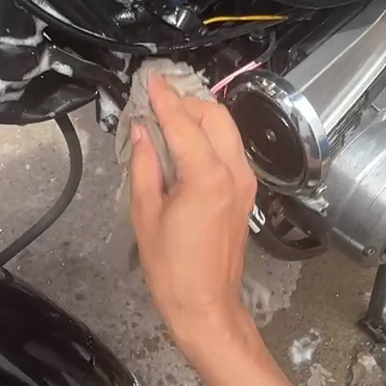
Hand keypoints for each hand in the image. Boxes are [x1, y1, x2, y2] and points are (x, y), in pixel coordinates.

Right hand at [128, 74, 262, 356]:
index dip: (164, 99)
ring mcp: (245, 183)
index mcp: (207, 177)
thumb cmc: (172, 269)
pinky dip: (210, 138)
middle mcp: (234, 173)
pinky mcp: (246, 194)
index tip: (150, 81)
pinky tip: (185, 145)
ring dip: (200, 118)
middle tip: (157, 103)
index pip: (184, 123)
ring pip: (227, 130)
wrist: (206, 305)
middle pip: (215, 116)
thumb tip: (139, 132)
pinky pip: (230, 150)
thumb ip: (144, 166)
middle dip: (186, 102)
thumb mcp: (146, 214)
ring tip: (168, 120)